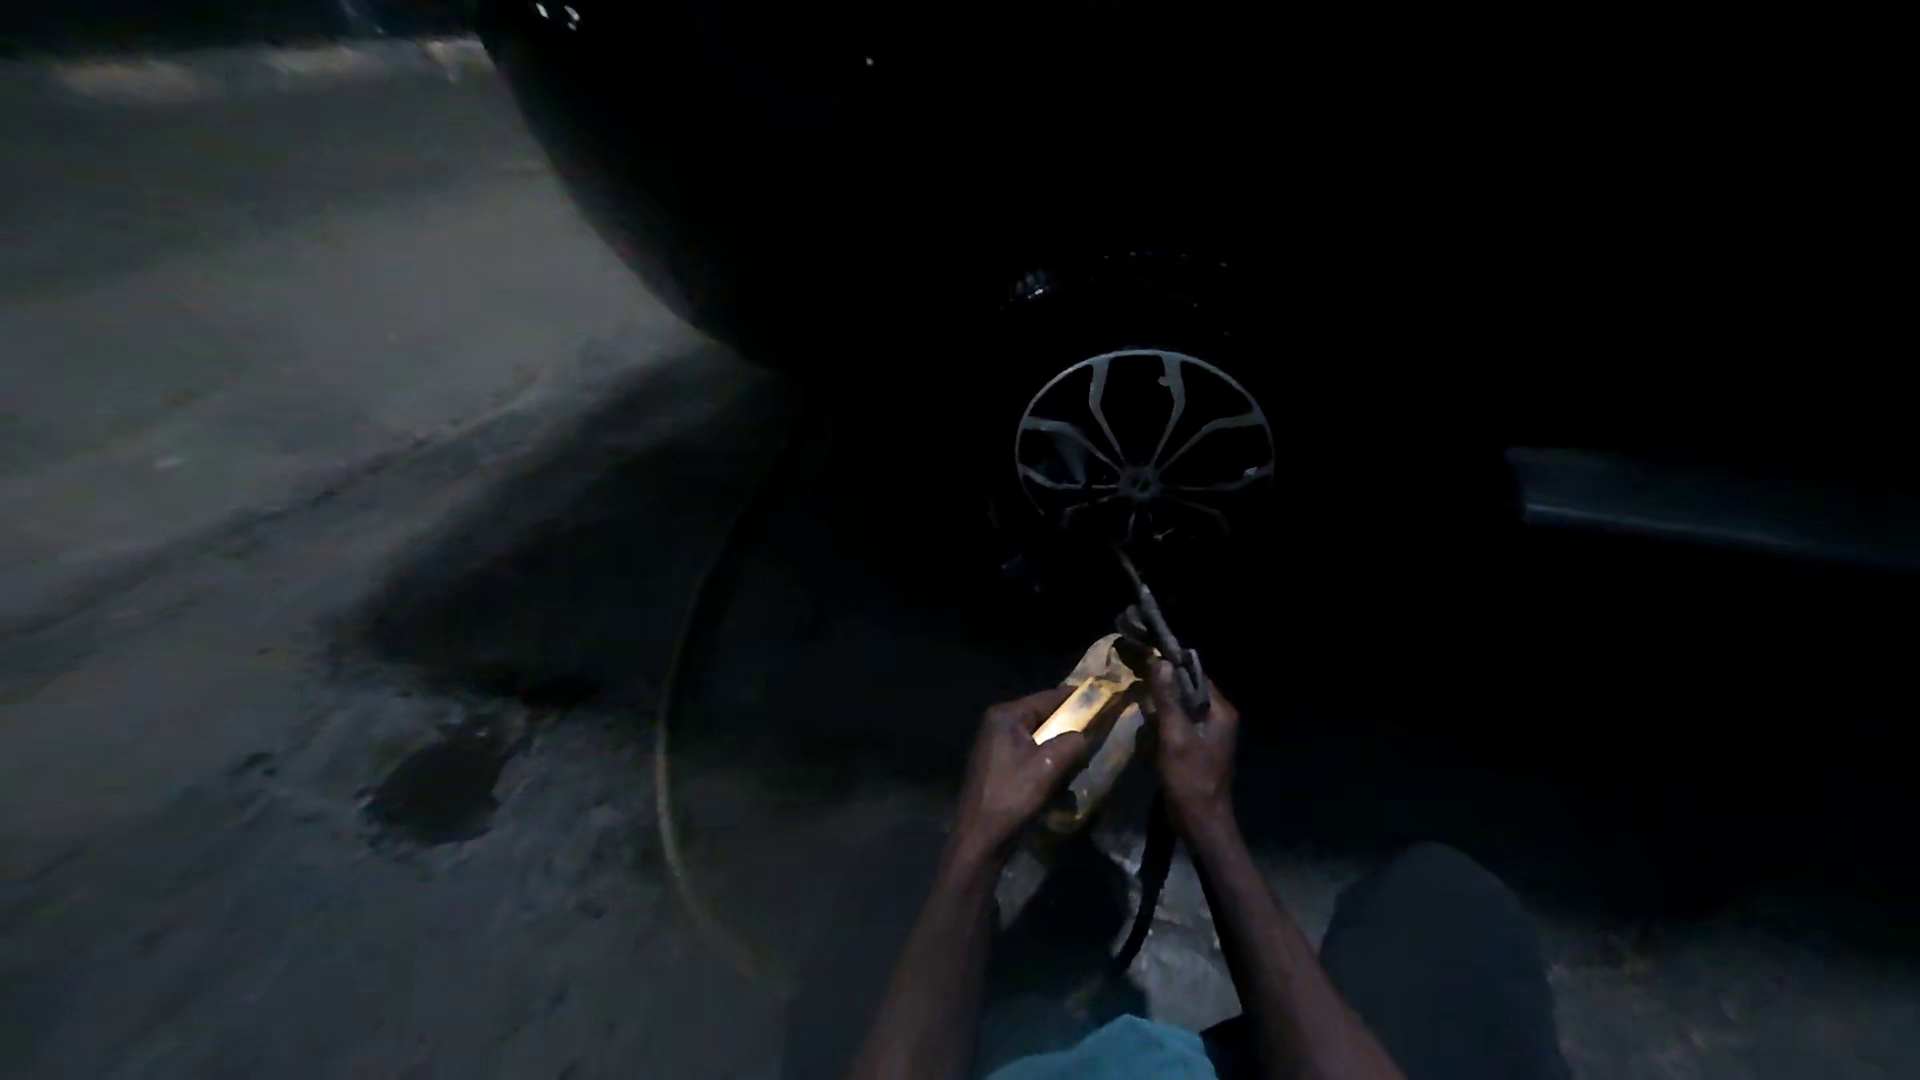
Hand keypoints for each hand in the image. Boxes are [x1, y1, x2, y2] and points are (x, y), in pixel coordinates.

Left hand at [953, 687, 1090, 860]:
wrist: (980, 836)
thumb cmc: (1012, 796)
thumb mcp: (1048, 766)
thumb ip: (1071, 743)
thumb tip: (1083, 735)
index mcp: (1004, 716)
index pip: (1046, 697)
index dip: (1072, 697)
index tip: (1097, 696)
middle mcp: (996, 724)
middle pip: (1040, 715)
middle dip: (1066, 723)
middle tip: (1093, 728)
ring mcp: (994, 744)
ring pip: (1035, 736)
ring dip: (1056, 744)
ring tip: (1078, 753)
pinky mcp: (996, 764)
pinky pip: (1028, 752)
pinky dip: (1044, 758)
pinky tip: (1058, 773)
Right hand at [1146, 660, 1239, 830]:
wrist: (1201, 822)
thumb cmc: (1190, 777)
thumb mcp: (1175, 735)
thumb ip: (1168, 698)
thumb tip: (1160, 661)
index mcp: (1221, 711)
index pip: (1195, 675)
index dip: (1171, 665)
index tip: (1145, 658)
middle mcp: (1220, 717)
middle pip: (1190, 689)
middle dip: (1165, 682)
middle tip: (1136, 674)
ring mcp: (1211, 733)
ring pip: (1184, 705)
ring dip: (1163, 700)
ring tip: (1137, 692)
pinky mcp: (1199, 746)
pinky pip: (1181, 722)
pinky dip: (1165, 717)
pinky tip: (1146, 719)